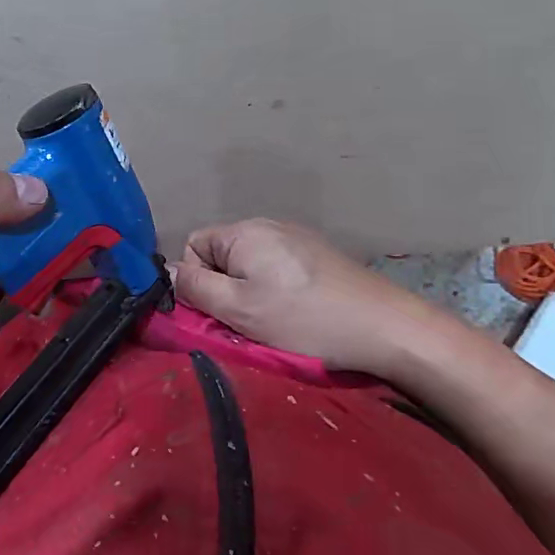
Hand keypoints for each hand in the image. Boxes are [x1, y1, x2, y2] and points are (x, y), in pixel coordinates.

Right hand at [169, 218, 465, 377]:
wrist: (387, 328)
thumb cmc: (304, 319)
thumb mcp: (238, 309)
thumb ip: (194, 287)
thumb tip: (167, 270)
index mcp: (243, 232)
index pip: (193, 246)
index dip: (195, 280)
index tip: (218, 310)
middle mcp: (268, 226)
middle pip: (222, 256)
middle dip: (224, 289)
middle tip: (245, 322)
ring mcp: (298, 239)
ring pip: (250, 267)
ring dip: (251, 294)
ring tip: (274, 323)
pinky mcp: (320, 257)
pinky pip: (278, 271)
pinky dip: (278, 293)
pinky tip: (299, 315)